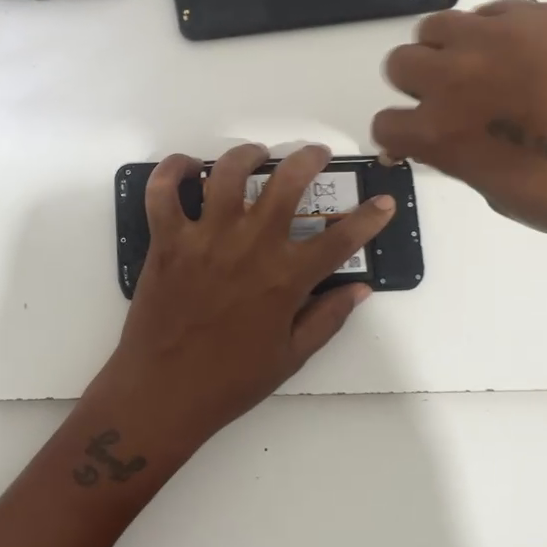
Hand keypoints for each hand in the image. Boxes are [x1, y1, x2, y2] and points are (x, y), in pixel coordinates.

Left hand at [91, 144, 395, 451]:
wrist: (163, 391)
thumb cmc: (230, 380)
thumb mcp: (291, 357)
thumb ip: (327, 317)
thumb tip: (360, 288)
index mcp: (286, 278)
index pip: (341, 238)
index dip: (370, 217)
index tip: (383, 202)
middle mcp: (250, 247)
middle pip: (287, 184)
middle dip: (309, 159)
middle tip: (315, 155)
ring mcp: (205, 238)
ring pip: (228, 174)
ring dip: (246, 156)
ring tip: (255, 156)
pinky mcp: (166, 240)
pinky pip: (163, 191)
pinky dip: (172, 170)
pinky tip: (188, 168)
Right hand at [371, 1, 546, 255]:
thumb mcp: (509, 197)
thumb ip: (463, 160)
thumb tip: (450, 142)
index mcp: (445, 133)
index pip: (386, 124)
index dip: (402, 138)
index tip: (421, 145)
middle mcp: (459, 75)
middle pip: (400, 63)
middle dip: (419, 87)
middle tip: (456, 107)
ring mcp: (502, 34)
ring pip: (437, 27)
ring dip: (448, 52)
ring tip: (487, 76)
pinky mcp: (545, 11)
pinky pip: (492, 13)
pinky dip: (494, 35)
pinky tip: (532, 62)